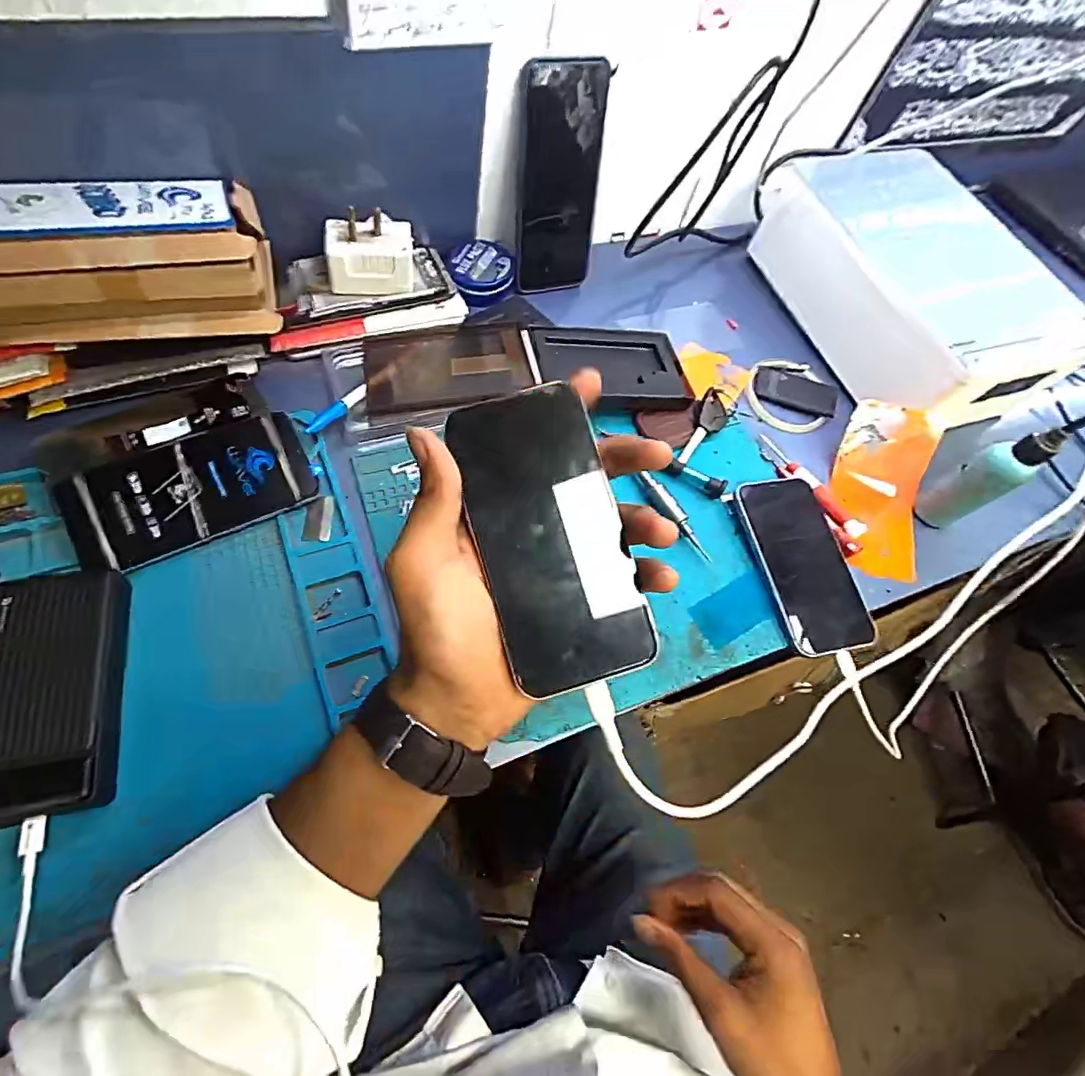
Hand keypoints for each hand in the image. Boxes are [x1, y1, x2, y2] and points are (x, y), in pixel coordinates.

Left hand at [384, 368, 680, 749]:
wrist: (458, 699)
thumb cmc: (436, 627)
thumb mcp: (422, 559)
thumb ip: (434, 503)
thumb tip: (422, 436)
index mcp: (495, 513)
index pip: (528, 455)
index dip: (557, 418)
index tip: (587, 386)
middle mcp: (532, 531)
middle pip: (584, 483)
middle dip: (623, 462)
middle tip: (657, 455)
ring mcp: (561, 569)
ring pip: (612, 529)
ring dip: (644, 521)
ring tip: (662, 531)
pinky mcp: (583, 605)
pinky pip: (622, 582)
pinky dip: (647, 576)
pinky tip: (661, 578)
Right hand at [634, 873, 838, 1075]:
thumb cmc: (767, 1058)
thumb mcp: (718, 1008)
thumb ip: (679, 957)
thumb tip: (641, 921)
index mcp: (773, 939)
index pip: (717, 892)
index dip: (677, 892)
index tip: (645, 907)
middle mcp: (781, 930)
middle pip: (725, 890)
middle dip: (683, 894)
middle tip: (650, 912)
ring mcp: (784, 941)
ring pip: (731, 902)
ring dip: (694, 905)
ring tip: (662, 921)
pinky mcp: (780, 955)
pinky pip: (739, 921)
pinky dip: (710, 919)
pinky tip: (687, 930)